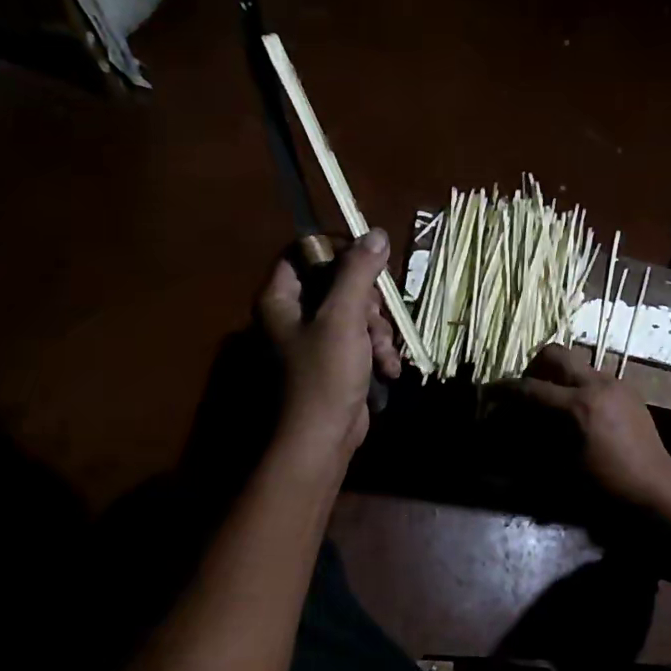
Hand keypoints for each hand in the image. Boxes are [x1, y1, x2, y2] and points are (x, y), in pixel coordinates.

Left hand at [258, 229, 401, 453]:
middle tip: (373, 319)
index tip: (369, 257)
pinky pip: (362, 340)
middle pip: (339, 283)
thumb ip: (358, 272)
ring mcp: (316, 339)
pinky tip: (388, 370)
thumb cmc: (325, 373)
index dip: (336, 249)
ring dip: (378, 331)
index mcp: (282, 299)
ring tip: (382, 355)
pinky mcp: (337, 361)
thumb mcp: (344, 317)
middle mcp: (295, 315)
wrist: (324, 436)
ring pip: (357, 312)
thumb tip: (377, 233)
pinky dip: (378, 352)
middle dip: (368, 303)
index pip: (303, 253)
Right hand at [510, 345, 670, 505]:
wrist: (655, 485)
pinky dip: (578, 385)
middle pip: (554, 354)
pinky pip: (594, 375)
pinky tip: (578, 410)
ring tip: (552, 402)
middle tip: (526, 390)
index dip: (504, 390)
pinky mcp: (628, 389)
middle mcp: (596, 384)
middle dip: (533, 368)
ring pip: (576, 362)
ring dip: (558, 375)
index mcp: (577, 406)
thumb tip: (503, 428)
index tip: (488, 393)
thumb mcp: (560, 468)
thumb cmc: (605, 484)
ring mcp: (615, 383)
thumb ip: (529, 443)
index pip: (530, 387)